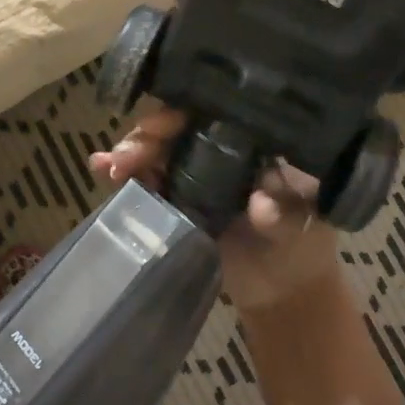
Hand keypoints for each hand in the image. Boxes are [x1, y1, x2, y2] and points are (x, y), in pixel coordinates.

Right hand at [88, 106, 341, 311]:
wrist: (286, 293)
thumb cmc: (304, 243)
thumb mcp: (305, 224)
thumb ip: (285, 214)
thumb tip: (260, 205)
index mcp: (251, 140)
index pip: (213, 110)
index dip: (186, 111)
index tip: (166, 122)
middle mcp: (217, 148)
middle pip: (175, 128)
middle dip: (148, 135)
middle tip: (130, 154)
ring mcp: (191, 175)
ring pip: (154, 151)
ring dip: (130, 151)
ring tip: (113, 165)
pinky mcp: (173, 203)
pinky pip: (144, 183)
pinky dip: (121, 173)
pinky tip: (99, 168)